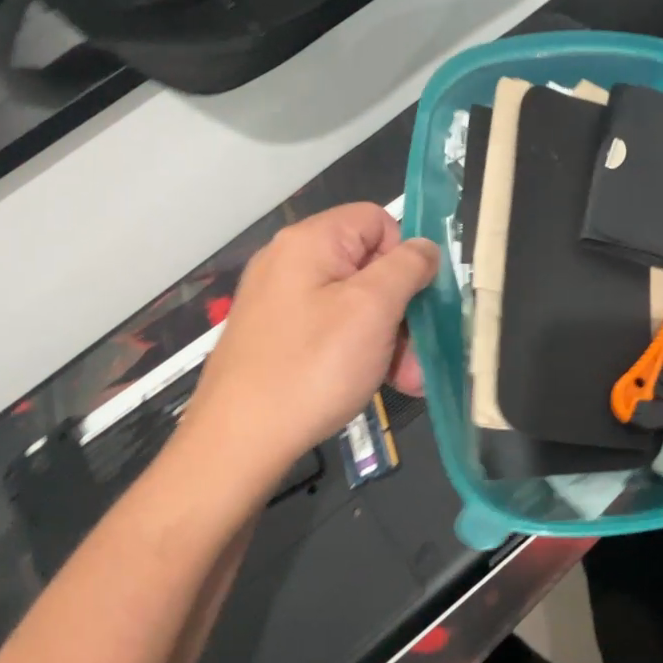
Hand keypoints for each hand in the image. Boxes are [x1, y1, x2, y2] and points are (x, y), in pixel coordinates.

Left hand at [180, 204, 440, 480]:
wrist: (238, 443)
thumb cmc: (314, 367)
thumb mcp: (373, 308)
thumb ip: (407, 266)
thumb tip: (424, 248)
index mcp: (310, 242)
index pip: (377, 220)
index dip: (405, 255)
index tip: (416, 299)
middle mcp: (292, 263)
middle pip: (371, 266)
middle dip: (405, 308)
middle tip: (421, 352)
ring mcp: (283, 302)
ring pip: (358, 304)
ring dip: (392, 338)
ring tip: (408, 380)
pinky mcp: (279, 336)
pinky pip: (336, 329)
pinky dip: (363, 352)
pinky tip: (382, 384)